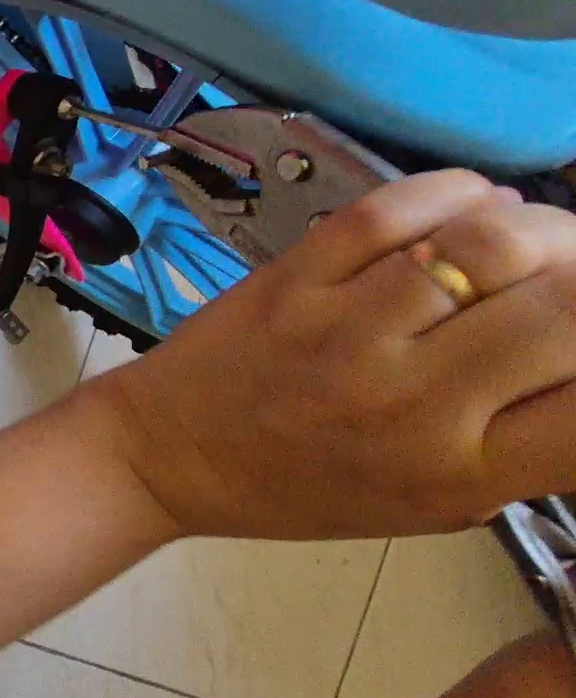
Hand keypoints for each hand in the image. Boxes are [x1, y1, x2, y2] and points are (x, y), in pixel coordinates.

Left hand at [87, 170, 575, 539]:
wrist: (164, 454)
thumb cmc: (293, 487)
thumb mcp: (431, 504)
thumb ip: (529, 454)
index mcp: (462, 467)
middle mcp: (409, 396)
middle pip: (573, 305)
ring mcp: (338, 329)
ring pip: (487, 245)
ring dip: (541, 227)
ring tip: (536, 236)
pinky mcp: (282, 284)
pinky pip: (382, 214)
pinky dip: (448, 193)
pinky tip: (469, 204)